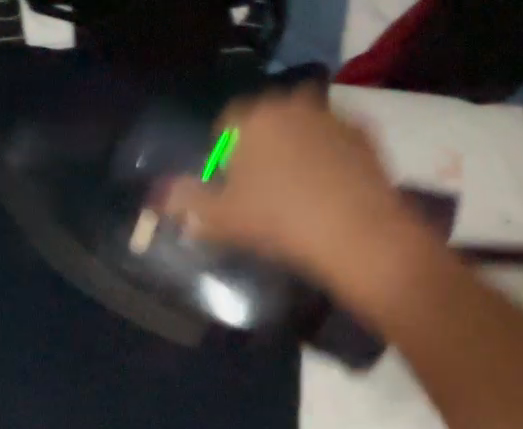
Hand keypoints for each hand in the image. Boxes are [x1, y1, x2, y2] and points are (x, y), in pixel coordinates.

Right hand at [162, 86, 423, 288]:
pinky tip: (323, 195)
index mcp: (253, 118)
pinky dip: (325, 161)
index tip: (224, 185)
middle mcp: (293, 104)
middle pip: (265, 122)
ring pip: (301, 130)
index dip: (221, 155)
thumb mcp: (220, 220)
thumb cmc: (275, 221)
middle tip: (256, 190)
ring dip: (292, 152)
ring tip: (291, 194)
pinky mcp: (363, 135)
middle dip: (258, 148)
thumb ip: (186, 204)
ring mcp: (332, 116)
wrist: (353, 231)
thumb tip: (159, 196)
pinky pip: (332, 144)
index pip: (225, 124)